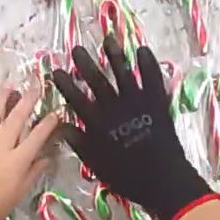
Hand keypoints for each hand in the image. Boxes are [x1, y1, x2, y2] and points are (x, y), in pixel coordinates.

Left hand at [0, 88, 60, 219]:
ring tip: (8, 86)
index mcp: (17, 162)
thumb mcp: (16, 195)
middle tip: (35, 86)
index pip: (37, 137)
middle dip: (28, 100)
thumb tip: (45, 159)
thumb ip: (31, 174)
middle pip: (16, 119)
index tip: (56, 111)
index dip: (48, 123)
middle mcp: (0, 148)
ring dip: (1, 99)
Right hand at [50, 40, 214, 219]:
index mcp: (98, 124)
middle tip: (77, 49)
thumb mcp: (97, 164)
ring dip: (114, 56)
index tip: (56, 72)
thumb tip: (61, 126)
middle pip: (97, 81)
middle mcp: (115, 108)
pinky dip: (147, 64)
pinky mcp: (157, 103)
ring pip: (123, 74)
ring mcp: (137, 103)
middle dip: (85, 64)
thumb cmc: (127, 177)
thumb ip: (79, 144)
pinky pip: (152, 78)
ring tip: (108, 39)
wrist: (163, 180)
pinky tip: (142, 50)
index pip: (77, 99)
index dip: (66, 84)